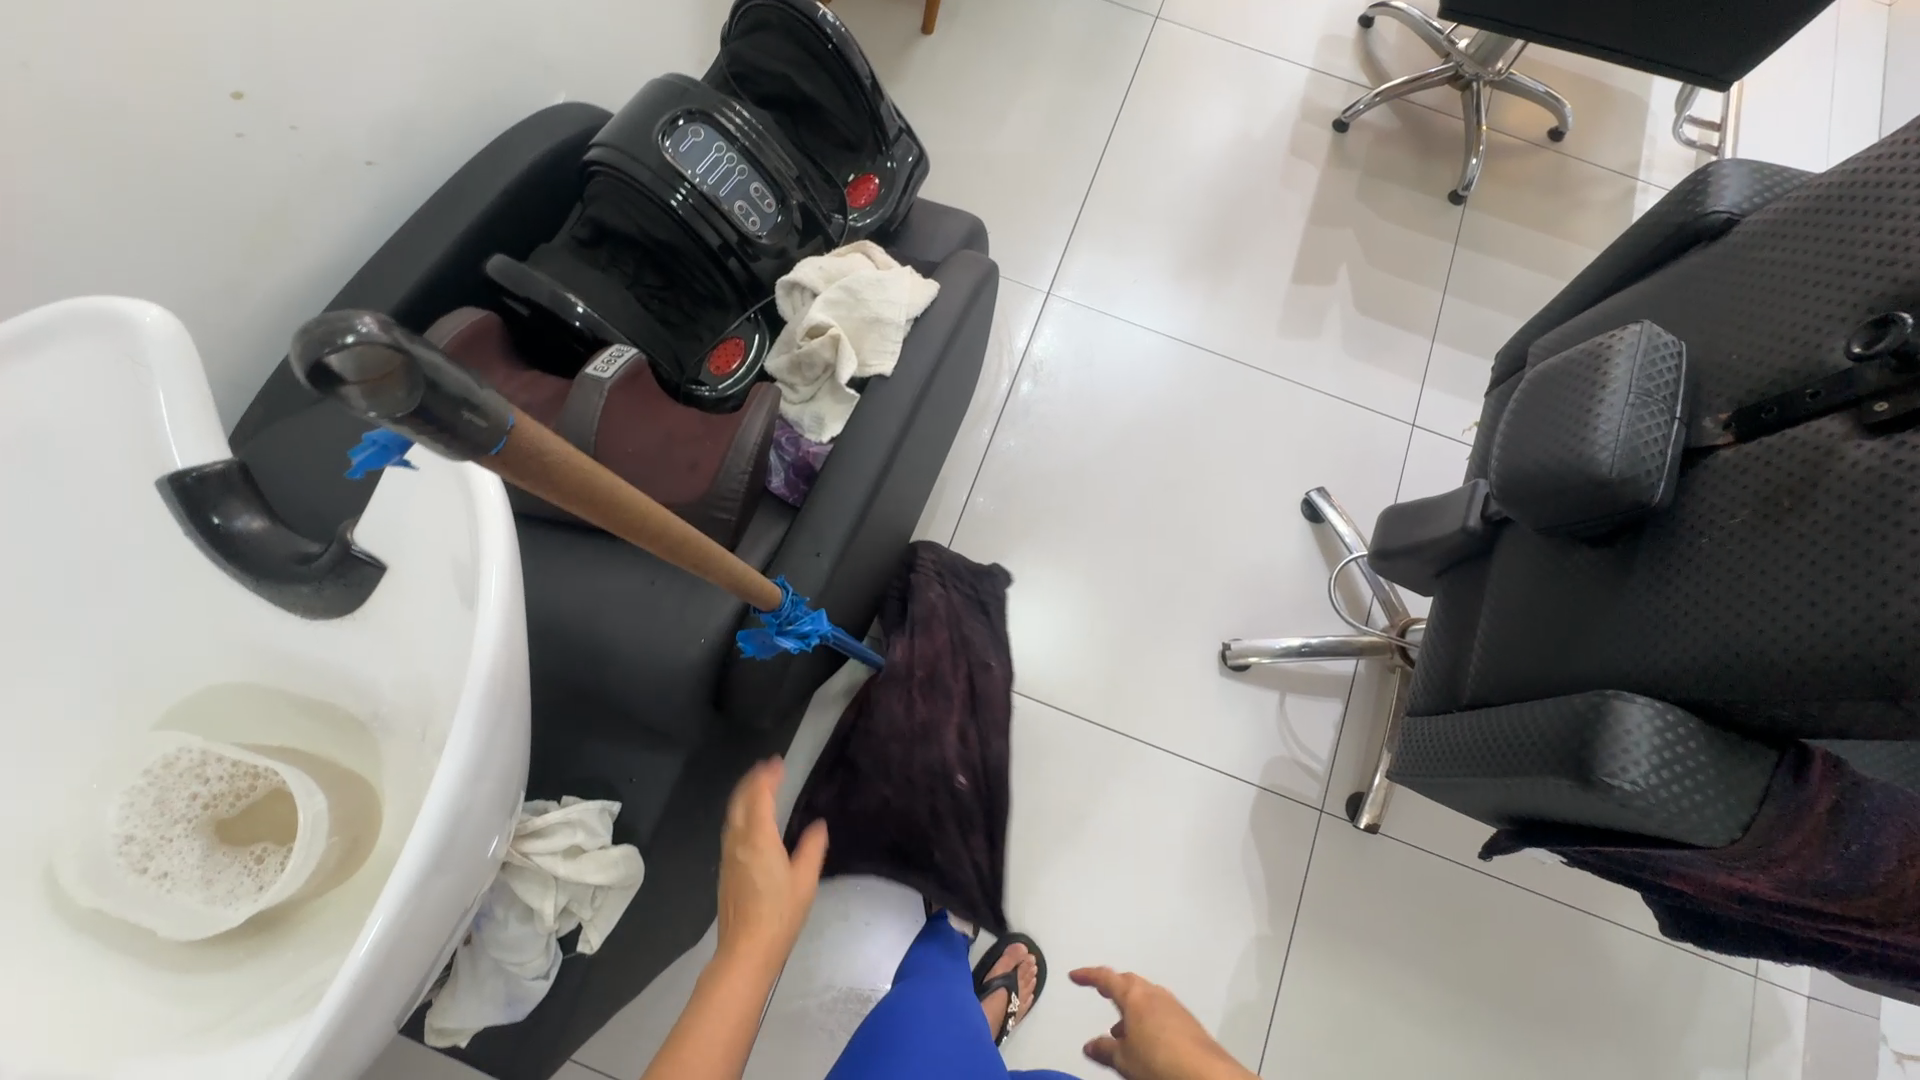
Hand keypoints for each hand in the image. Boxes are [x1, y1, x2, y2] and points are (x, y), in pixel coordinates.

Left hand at [717, 759, 828, 966]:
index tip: (777, 762)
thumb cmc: (779, 915)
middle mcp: (738, 841)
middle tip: (767, 767)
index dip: (768, 777)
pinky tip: (749, 818)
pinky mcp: (725, 868)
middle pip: (740, 800)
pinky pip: (731, 827)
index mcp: (759, 838)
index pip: (760, 796)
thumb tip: (817, 825)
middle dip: (752, 780)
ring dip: (744, 794)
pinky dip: (740, 811)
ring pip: (732, 814)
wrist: (745, 950)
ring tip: (758, 785)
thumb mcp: (805, 880)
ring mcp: (728, 855)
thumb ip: (812, 847)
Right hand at [1071, 967, 1256, 1079]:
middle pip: (1128, 982)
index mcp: (1134, 995)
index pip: (1106, 977)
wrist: (1207, 1076)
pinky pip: (1159, 1010)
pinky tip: (1146, 1041)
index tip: (1075, 975)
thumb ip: (1105, 1049)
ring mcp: (1173, 1005)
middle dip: (1112, 987)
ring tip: (1121, 1030)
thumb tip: (1089, 1045)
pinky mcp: (1187, 1021)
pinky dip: (1147, 1018)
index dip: (1088, 975)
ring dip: (1131, 1007)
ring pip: (1145, 996)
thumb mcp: (1125, 1060)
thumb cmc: (1159, 1062)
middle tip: (1100, 992)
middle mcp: (1153, 993)